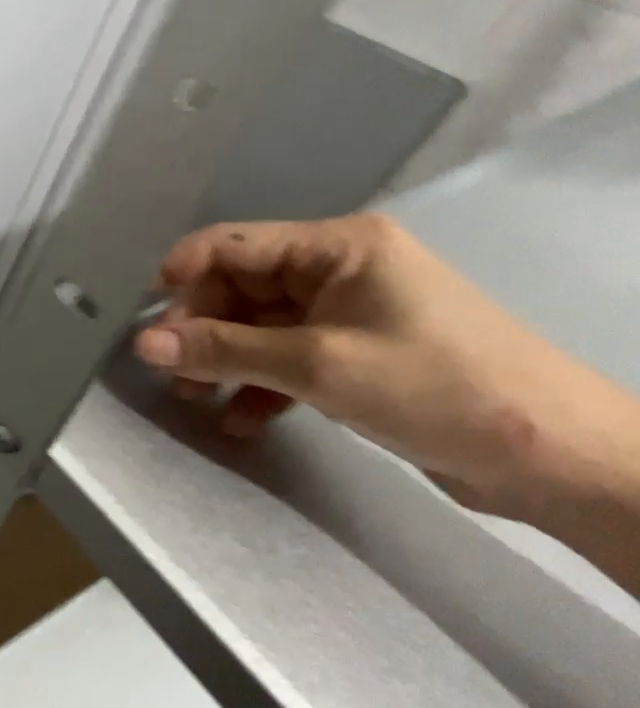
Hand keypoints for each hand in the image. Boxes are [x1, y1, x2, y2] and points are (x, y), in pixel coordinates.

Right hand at [133, 214, 631, 520]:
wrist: (563, 463)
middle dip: (201, 329)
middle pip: (240, 287)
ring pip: (259, 326)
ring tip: (193, 400)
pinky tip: (240, 420)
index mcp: (338, 247)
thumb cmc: (439, 389)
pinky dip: (261, 385)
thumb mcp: (320, 367)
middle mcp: (340, 269)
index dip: (181, 275)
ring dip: (225, 362)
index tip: (143, 318)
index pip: (233, 244)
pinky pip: (289, 358)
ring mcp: (350, 313)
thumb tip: (143, 345)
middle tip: (169, 372)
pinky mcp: (359, 354)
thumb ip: (224, 350)